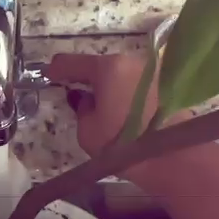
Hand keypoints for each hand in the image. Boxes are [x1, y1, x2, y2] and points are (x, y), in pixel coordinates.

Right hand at [47, 51, 218, 194]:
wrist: (171, 158)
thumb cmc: (123, 144)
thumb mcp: (88, 131)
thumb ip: (81, 109)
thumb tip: (84, 98)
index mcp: (108, 68)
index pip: (72, 62)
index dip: (56, 69)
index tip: (46, 74)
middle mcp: (131, 61)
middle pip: (100, 67)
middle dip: (85, 79)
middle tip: (74, 93)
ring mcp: (151, 71)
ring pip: (119, 75)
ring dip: (107, 86)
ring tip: (98, 106)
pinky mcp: (165, 84)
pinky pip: (134, 84)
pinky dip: (123, 93)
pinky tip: (118, 110)